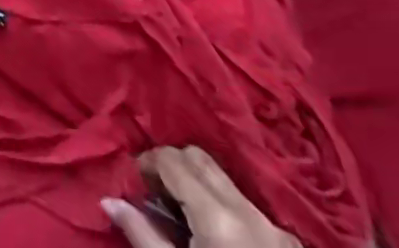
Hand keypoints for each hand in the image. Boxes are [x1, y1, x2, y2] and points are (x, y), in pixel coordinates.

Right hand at [102, 146, 303, 247]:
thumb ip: (142, 236)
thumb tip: (110, 200)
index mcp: (218, 219)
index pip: (175, 161)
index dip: (148, 161)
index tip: (133, 181)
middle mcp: (248, 211)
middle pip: (200, 159)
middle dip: (171, 165)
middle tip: (151, 191)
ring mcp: (274, 227)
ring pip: (224, 179)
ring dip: (196, 183)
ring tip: (177, 214)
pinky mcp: (288, 243)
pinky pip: (244, 204)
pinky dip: (219, 204)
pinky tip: (210, 237)